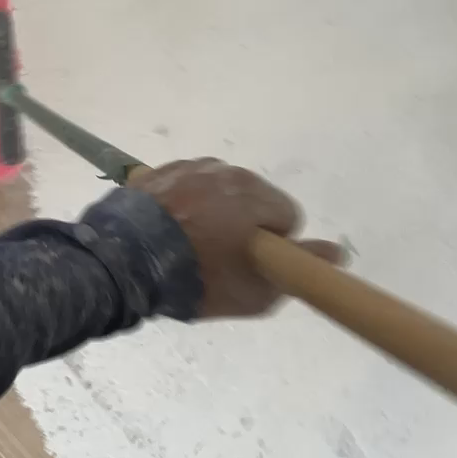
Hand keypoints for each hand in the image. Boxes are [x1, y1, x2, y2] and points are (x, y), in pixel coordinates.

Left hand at [131, 158, 343, 318]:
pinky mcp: (151, 173)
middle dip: (242, 222)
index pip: (285, 215)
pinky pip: (181, 187)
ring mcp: (182, 167)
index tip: (248, 262)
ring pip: (214, 190)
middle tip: (216, 254)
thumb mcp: (257, 290)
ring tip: (187, 242)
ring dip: (210, 210)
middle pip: (250, 197)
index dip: (273, 243)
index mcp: (252, 193)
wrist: (121, 261)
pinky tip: (165, 228)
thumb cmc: (196, 278)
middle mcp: (220, 170)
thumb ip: (302, 269)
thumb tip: (335, 252)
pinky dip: (180, 203)